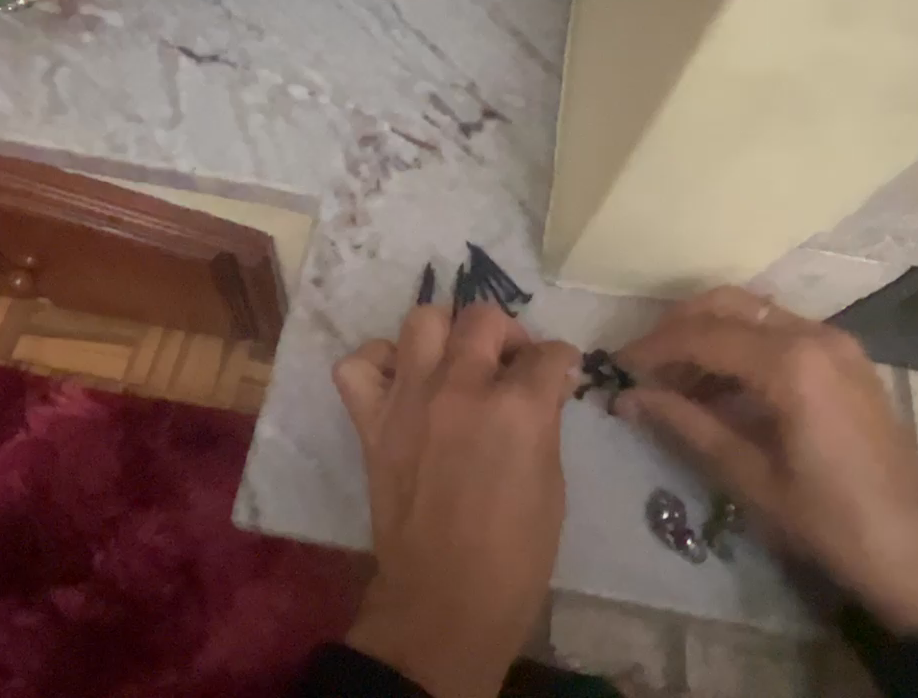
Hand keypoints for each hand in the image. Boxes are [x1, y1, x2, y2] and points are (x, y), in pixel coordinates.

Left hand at [332, 303, 581, 697]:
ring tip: (455, 361)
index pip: (546, 353)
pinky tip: (401, 381)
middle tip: (509, 362)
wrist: (445, 599)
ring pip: (422, 320)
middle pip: (483, 317)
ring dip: (446, 333)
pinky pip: (359, 365)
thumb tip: (545, 385)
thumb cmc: (516, 552)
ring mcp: (410, 400)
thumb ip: (544, 421)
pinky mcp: (372, 421)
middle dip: (507, 333)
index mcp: (518, 408)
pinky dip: (379, 362)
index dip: (558, 360)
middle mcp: (461, 388)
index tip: (557, 372)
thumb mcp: (551, 482)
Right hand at [613, 287, 917, 633]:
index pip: (703, 336)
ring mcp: (835, 342)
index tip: (618, 367)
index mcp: (793, 364)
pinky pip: (777, 331)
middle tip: (644, 366)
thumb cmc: (831, 523)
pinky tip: (716, 386)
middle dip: (677, 329)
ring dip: (706, 334)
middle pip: (726, 306)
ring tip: (673, 380)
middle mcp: (815, 335)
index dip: (653, 348)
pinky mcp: (844, 357)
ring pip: (751, 312)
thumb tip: (628, 398)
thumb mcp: (749, 477)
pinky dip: (739, 345)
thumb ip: (686, 424)